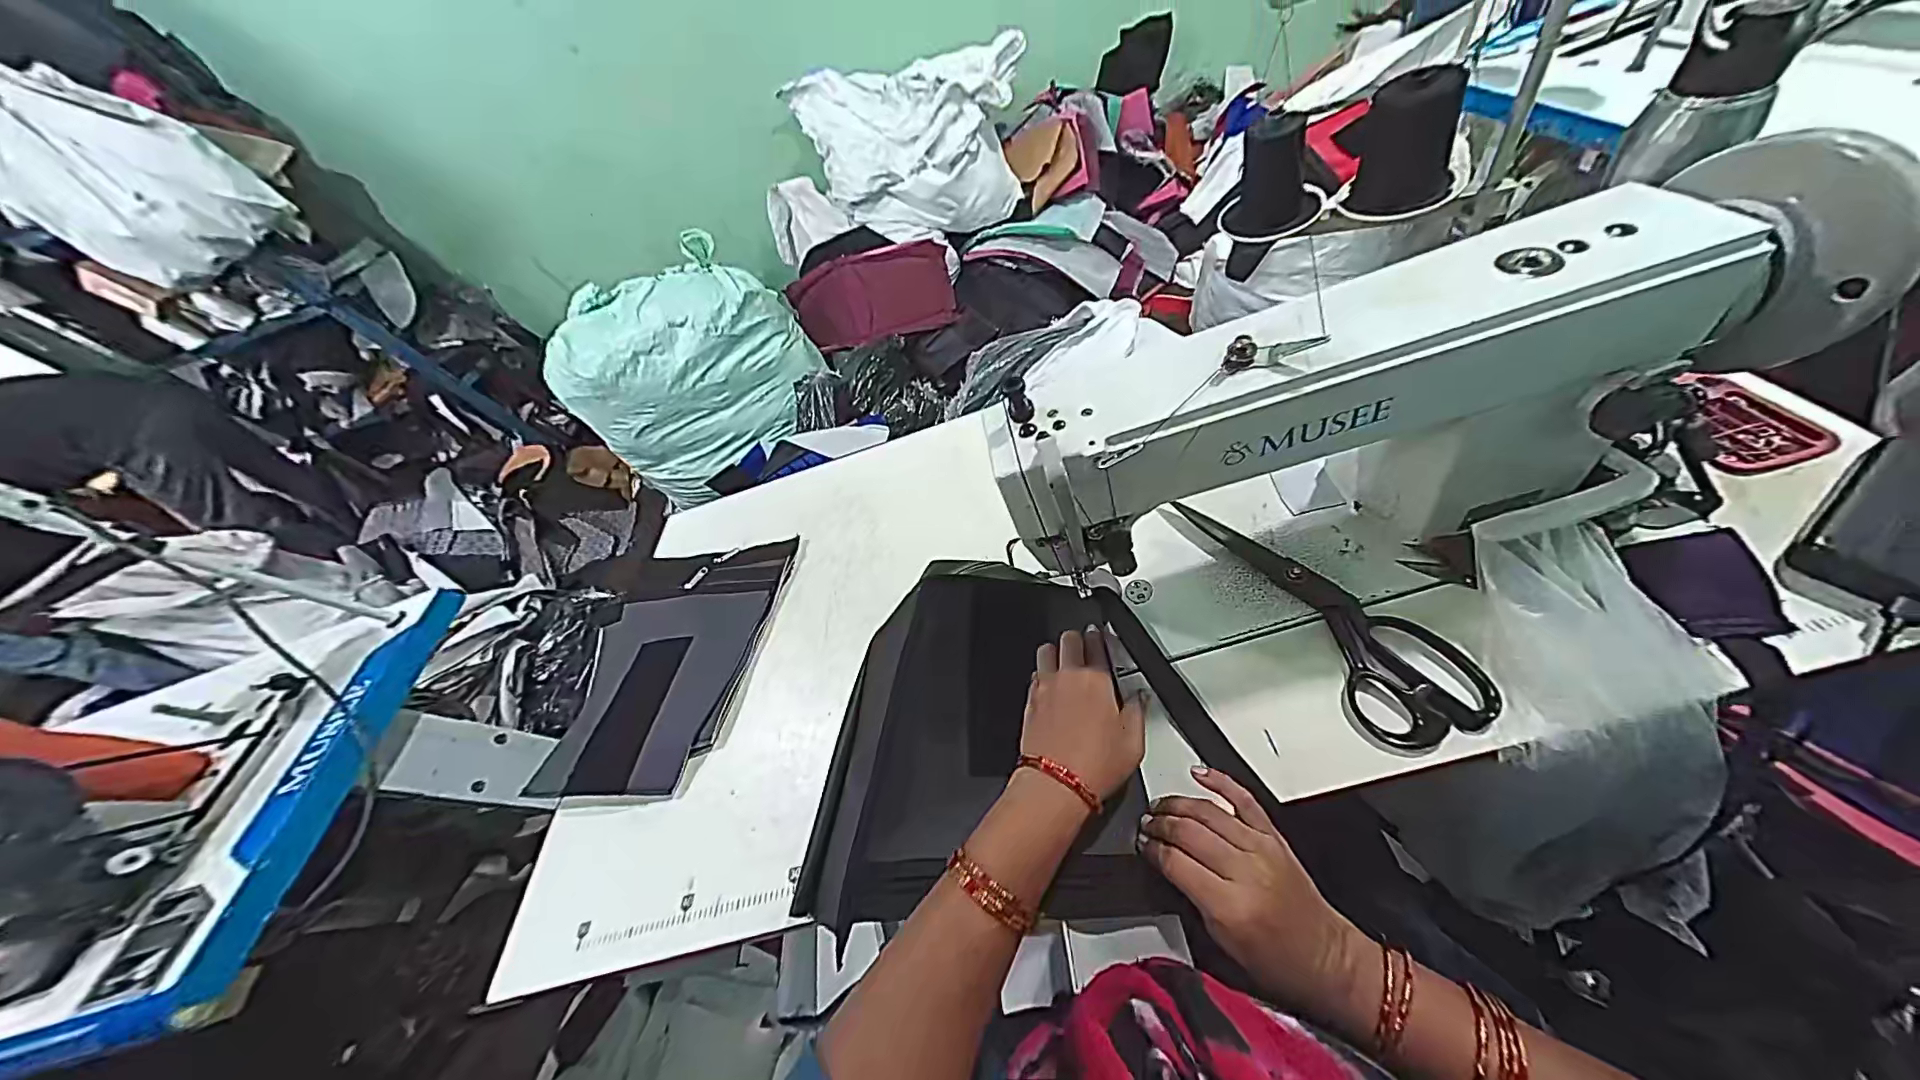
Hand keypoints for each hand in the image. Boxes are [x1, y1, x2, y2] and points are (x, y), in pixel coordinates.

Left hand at [1020, 628, 1145, 801]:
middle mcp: (1068, 677)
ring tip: (1064, 659)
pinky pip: (1034, 675)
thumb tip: (1140, 698)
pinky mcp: (1030, 701)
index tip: (1101, 636)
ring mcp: (1045, 687)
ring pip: (1045, 650)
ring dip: (1055, 651)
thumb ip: (1138, 711)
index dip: (1100, 636)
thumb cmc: (1094, 766)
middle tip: (1084, 646)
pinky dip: (1042, 674)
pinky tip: (1050, 685)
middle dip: (1077, 638)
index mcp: (1097, 680)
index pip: (1097, 643)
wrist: (1056, 784)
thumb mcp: (1133, 742)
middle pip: (1068, 638)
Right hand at [1139, 767, 1373, 1016]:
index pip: (1175, 860)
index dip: (1151, 848)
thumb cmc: (1279, 961)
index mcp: (1230, 905)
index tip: (1141, 845)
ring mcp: (1262, 848)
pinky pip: (1243, 799)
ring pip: (1208, 811)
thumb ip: (1189, 900)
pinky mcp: (1274, 837)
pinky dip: (1220, 781)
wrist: (1327, 959)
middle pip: (1188, 831)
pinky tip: (1199, 774)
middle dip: (1159, 823)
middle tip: (1145, 824)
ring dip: (1177, 804)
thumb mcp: (1221, 944)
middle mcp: (1246, 871)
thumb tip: (1163, 865)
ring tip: (1159, 806)